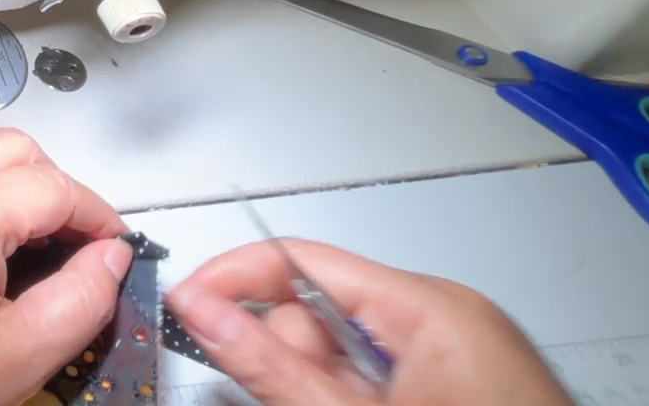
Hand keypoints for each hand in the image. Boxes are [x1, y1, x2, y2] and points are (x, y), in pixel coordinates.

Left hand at [0, 129, 131, 405]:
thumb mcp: (15, 357)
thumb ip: (80, 299)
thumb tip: (112, 255)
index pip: (54, 186)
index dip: (98, 216)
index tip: (120, 249)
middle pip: (17, 148)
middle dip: (57, 188)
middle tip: (77, 248)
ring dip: (15, 179)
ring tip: (34, 241)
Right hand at [166, 240, 573, 405]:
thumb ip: (271, 364)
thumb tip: (193, 306)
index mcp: (431, 306)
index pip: (296, 258)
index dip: (231, 278)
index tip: (185, 307)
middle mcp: (446, 316)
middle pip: (314, 308)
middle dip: (290, 358)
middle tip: (294, 404)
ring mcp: (459, 352)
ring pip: (338, 347)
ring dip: (317, 385)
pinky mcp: (463, 382)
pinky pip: (373, 371)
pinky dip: (347, 395)